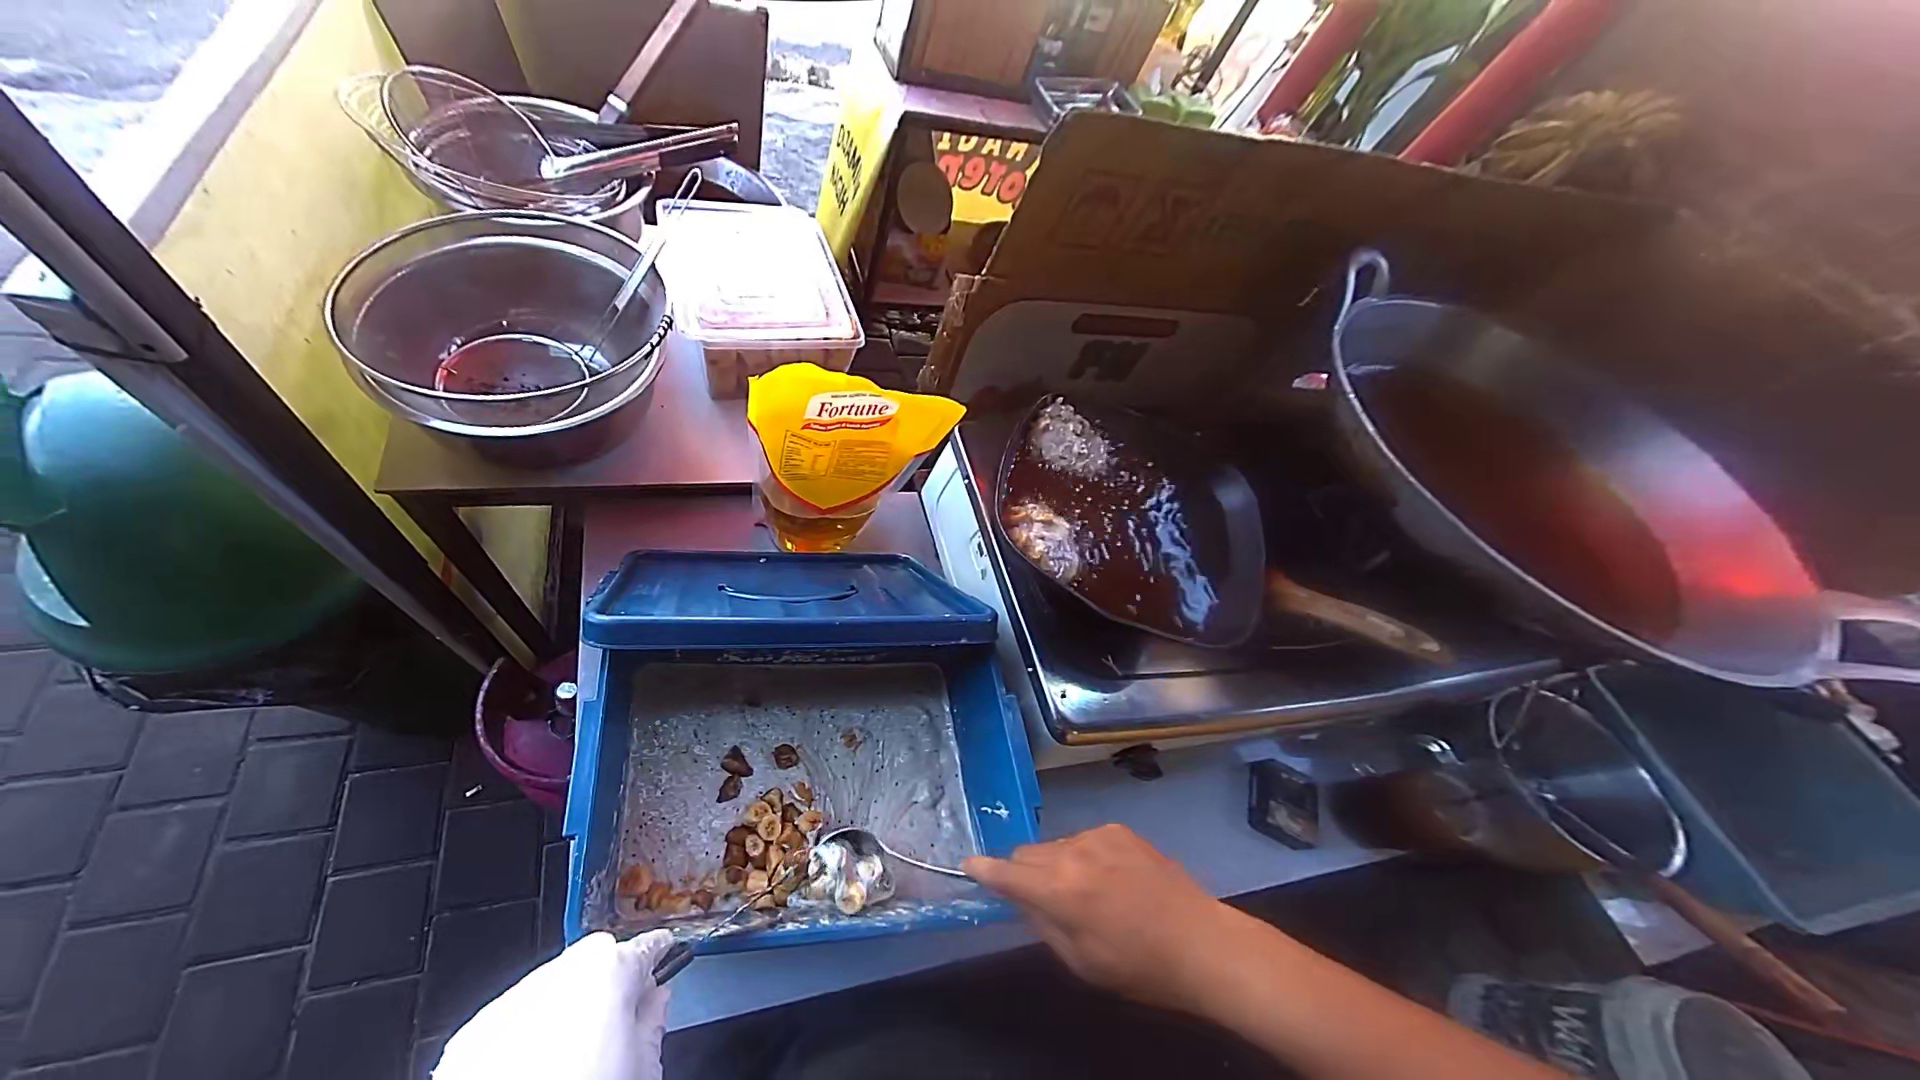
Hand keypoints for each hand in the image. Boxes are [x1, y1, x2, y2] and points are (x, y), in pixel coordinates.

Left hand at [432, 929, 671, 1079]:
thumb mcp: (642, 1069)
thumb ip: (653, 1023)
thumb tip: (655, 1001)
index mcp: (610, 972)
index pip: (646, 945)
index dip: (657, 955)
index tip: (661, 960)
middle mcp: (560, 973)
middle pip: (595, 960)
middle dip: (608, 980)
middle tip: (616, 1021)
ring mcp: (512, 1002)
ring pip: (552, 987)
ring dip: (565, 1007)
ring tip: (569, 1058)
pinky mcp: (471, 1036)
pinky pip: (511, 1020)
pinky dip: (525, 1035)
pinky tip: (533, 1069)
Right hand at [963, 825, 1244, 1010]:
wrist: (1200, 941)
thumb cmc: (1138, 965)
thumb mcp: (1080, 960)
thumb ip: (1041, 923)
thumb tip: (1020, 899)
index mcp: (1058, 888)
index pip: (1006, 872)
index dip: (983, 870)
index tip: (968, 866)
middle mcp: (1072, 851)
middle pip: (1027, 853)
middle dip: (1024, 873)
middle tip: (1042, 899)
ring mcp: (1098, 835)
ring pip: (1056, 845)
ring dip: (1056, 864)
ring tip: (1085, 892)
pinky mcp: (1119, 829)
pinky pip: (1084, 839)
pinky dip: (1083, 856)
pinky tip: (1110, 878)